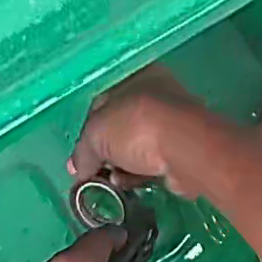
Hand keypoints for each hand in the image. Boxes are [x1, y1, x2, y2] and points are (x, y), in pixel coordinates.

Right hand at [69, 66, 214, 196]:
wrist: (184, 148)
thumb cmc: (136, 127)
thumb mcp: (97, 135)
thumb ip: (83, 152)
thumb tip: (76, 170)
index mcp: (134, 76)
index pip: (102, 104)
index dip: (88, 133)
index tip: (82, 158)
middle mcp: (156, 94)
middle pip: (121, 127)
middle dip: (106, 153)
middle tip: (95, 173)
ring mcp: (172, 123)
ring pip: (137, 148)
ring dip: (121, 167)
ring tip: (111, 182)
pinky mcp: (183, 150)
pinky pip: (153, 163)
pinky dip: (140, 175)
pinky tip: (129, 185)